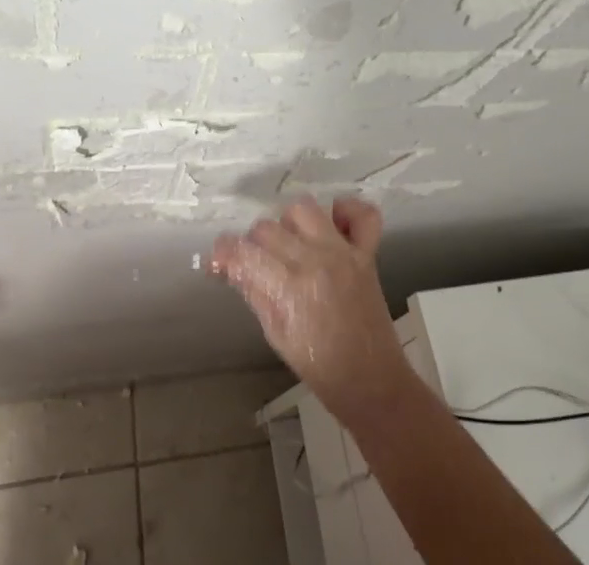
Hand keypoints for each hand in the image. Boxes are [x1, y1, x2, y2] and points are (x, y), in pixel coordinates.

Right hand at [210, 196, 416, 421]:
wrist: (370, 380)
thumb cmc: (317, 365)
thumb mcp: (275, 332)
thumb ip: (254, 292)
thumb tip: (228, 266)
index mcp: (289, 287)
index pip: (243, 252)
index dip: (223, 252)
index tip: (219, 261)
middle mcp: (316, 261)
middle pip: (268, 228)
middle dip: (253, 243)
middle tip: (257, 264)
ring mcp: (344, 253)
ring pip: (305, 209)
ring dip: (290, 223)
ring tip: (291, 245)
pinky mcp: (367, 254)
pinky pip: (363, 215)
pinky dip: (347, 212)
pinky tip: (333, 226)